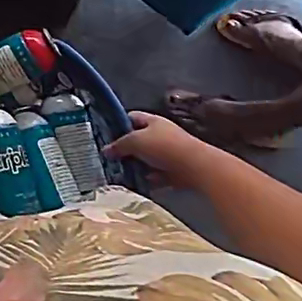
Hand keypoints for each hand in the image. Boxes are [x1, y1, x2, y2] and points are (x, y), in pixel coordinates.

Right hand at [104, 112, 223, 186]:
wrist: (195, 167)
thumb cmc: (163, 147)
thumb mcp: (134, 142)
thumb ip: (118, 145)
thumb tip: (106, 151)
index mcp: (152, 121)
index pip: (131, 117)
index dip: (118, 124)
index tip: (106, 136)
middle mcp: (161, 134)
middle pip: (138, 140)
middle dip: (126, 150)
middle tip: (112, 158)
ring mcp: (169, 152)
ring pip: (146, 158)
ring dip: (137, 166)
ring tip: (123, 174)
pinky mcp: (175, 169)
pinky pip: (157, 173)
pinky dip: (150, 178)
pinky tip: (141, 183)